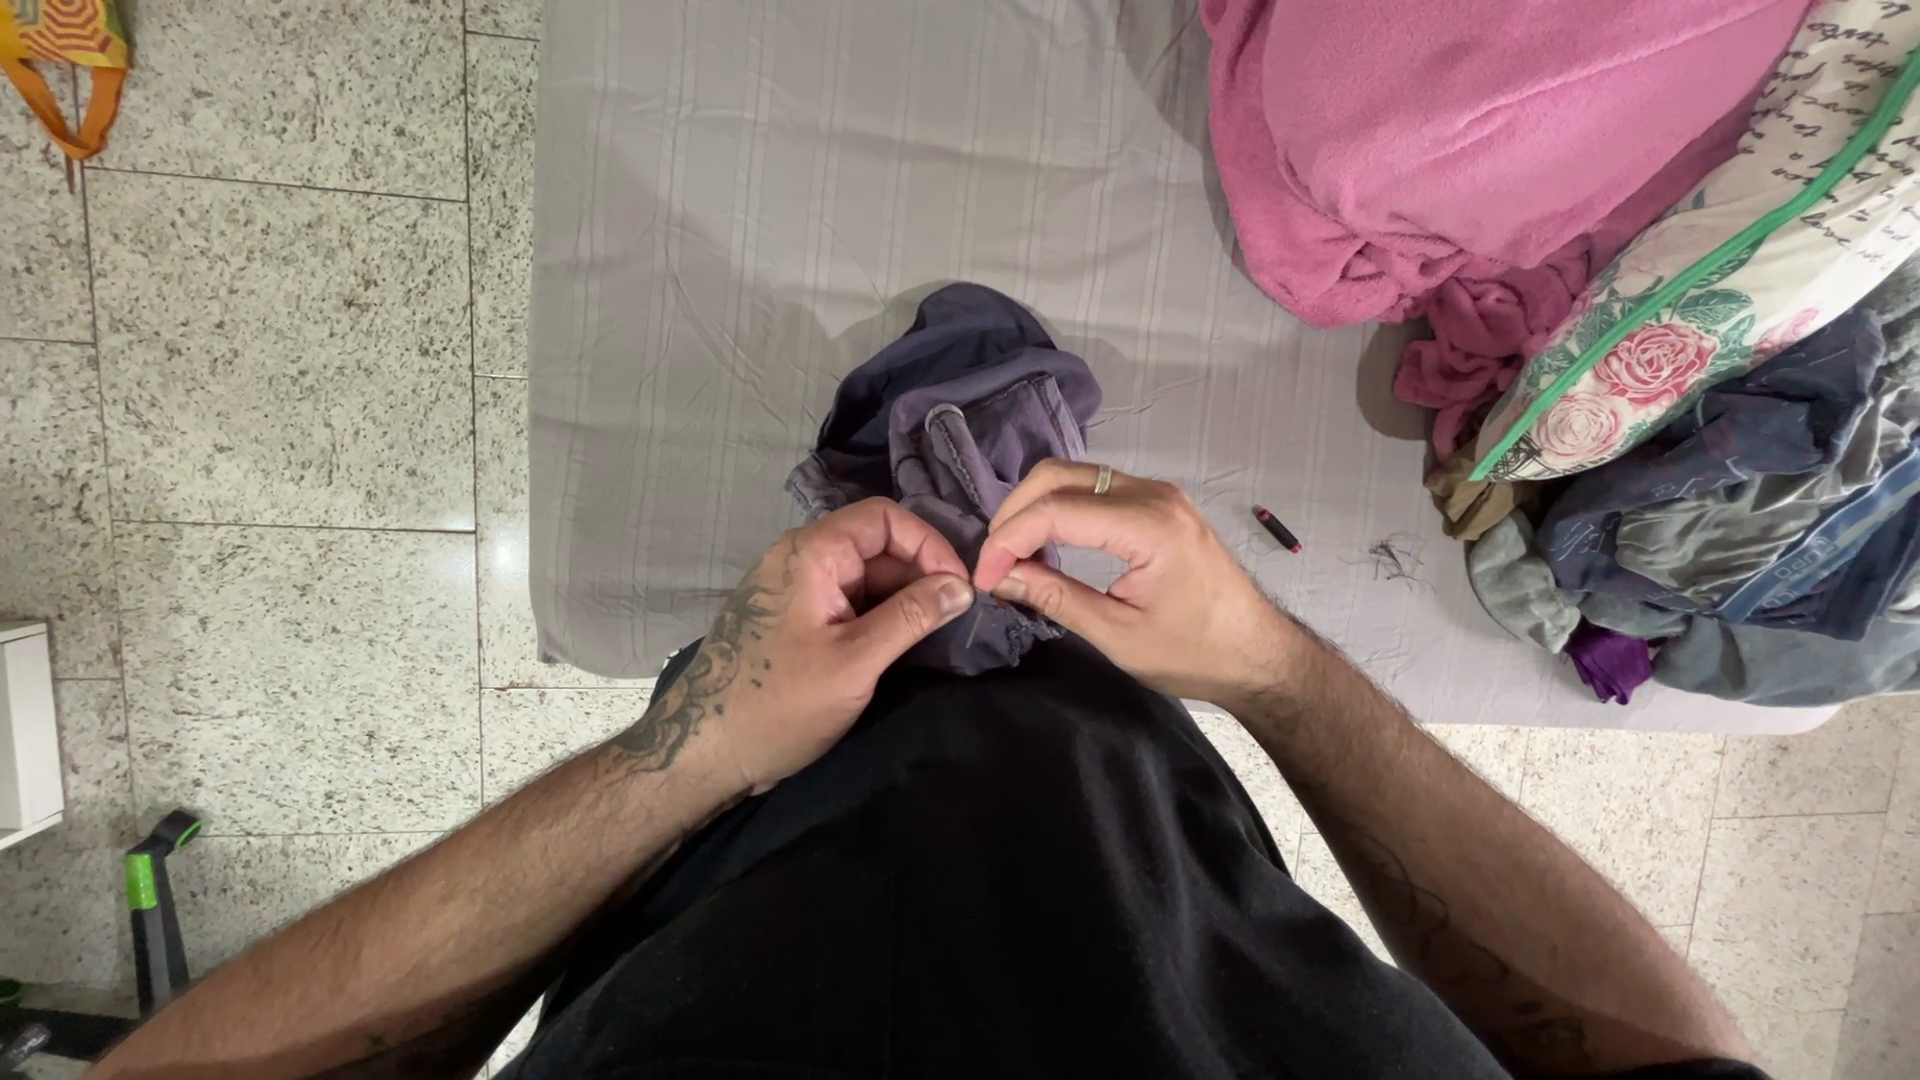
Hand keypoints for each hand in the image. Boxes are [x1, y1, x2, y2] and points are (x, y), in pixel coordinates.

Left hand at [610, 497, 974, 790]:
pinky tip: (904, 640)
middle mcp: (802, 559)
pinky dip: (881, 614)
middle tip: (956, 616)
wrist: (706, 754)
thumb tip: (962, 587)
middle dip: (921, 573)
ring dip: (904, 597)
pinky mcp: (797, 618)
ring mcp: (797, 589)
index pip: (885, 518)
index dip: (929, 544)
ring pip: (866, 575)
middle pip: (877, 545)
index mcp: (811, 553)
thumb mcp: (855, 661)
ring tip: (937, 630)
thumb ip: (912, 617)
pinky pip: (849, 600)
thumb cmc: (780, 704)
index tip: (959, 588)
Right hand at [973, 460, 1303, 709]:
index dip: (1008, 541)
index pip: (1056, 510)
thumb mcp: (1118, 635)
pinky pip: (1093, 488)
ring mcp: (1156, 493)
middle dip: (1014, 514)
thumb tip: (1000, 577)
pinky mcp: (1156, 503)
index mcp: (1148, 525)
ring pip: (1073, 475)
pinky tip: (1047, 544)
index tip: (985, 579)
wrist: (1258, 653)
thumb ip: (1055, 598)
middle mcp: (1152, 494)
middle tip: (994, 563)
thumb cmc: (1195, 653)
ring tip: (1013, 556)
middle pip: (1058, 475)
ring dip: (1034, 508)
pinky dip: (1059, 509)